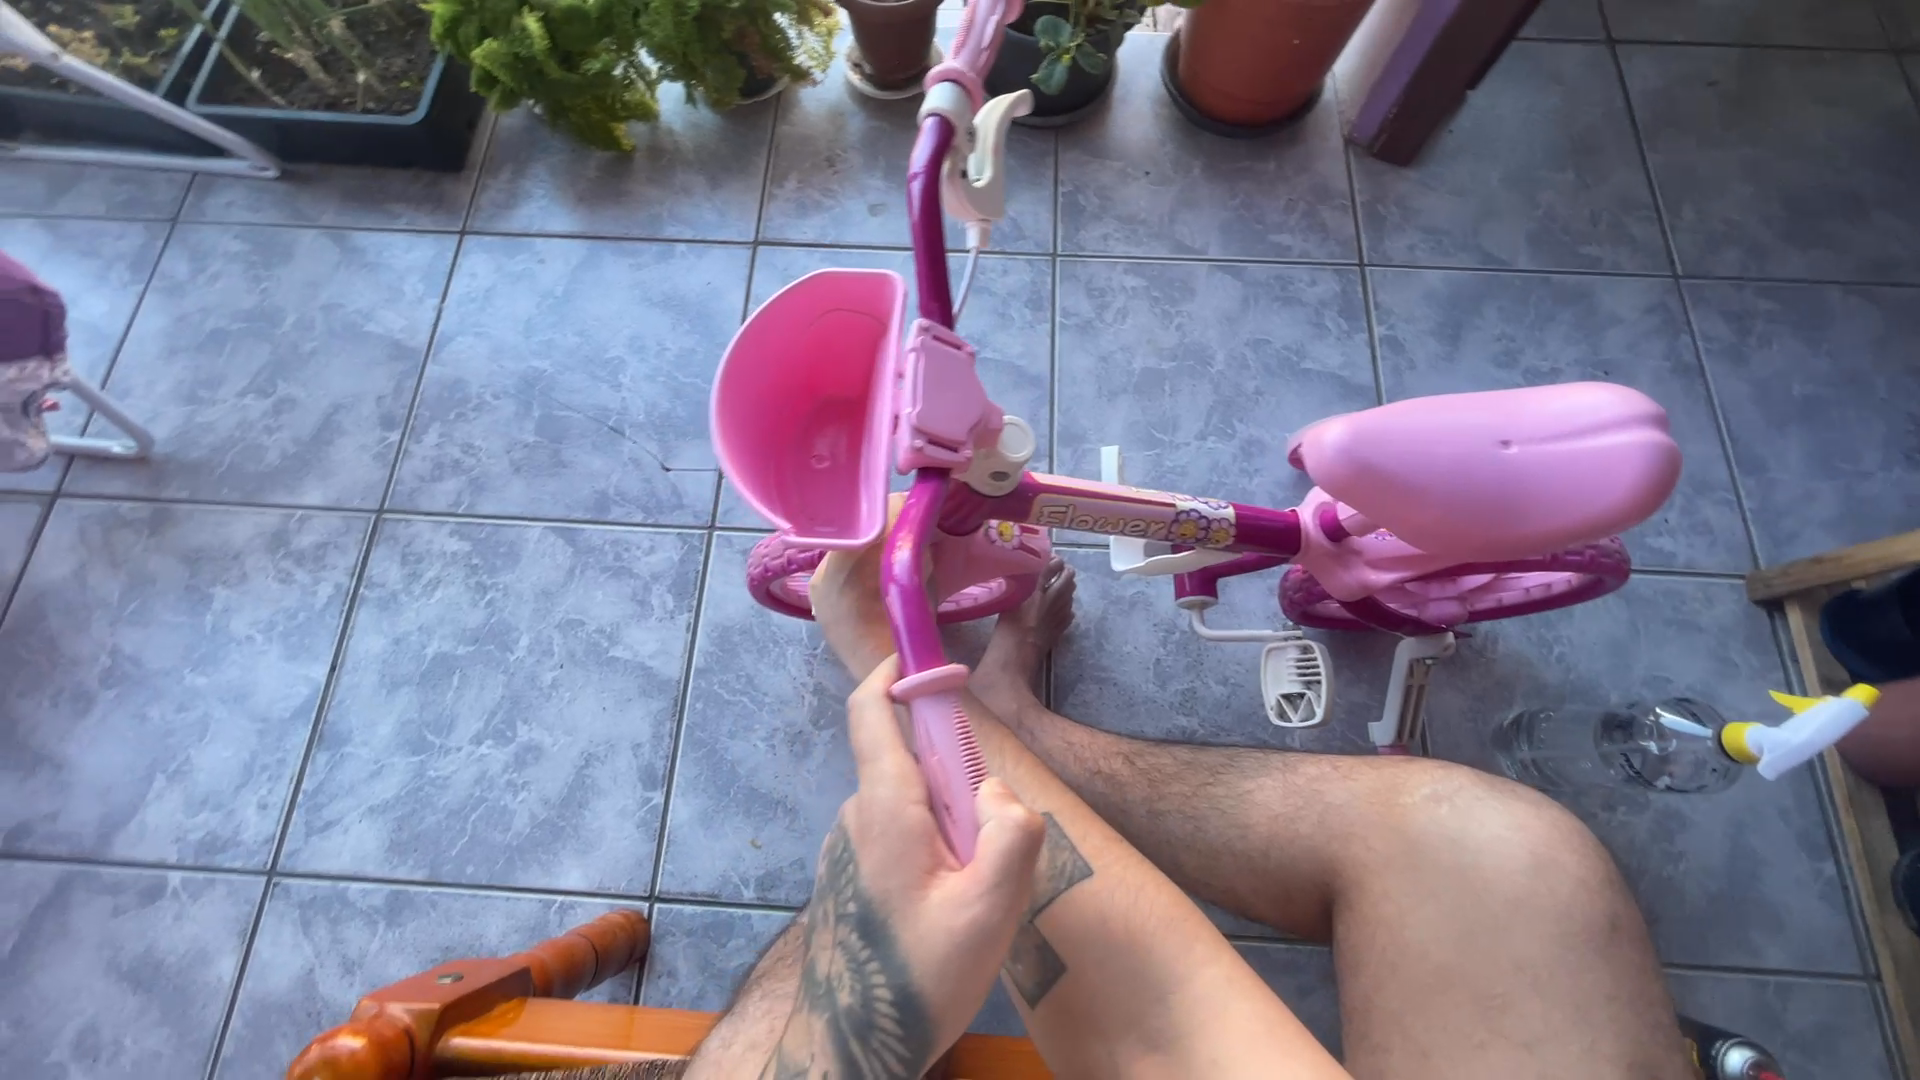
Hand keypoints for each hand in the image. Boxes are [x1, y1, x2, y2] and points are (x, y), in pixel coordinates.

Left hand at [763, 657, 1044, 1078]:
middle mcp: (857, 813)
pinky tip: (947, 901)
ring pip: (907, 798)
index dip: (894, 672)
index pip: (871, 711)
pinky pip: (896, 830)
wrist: (850, 1046)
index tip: (924, 656)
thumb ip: (1010, 836)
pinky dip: (928, 841)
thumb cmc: (919, 978)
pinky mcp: (849, 871)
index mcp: (884, 806)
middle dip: (954, 770)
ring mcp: (848, 843)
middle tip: (991, 834)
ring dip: (946, 817)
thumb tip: (996, 791)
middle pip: (906, 756)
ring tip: (972, 885)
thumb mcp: (989, 913)